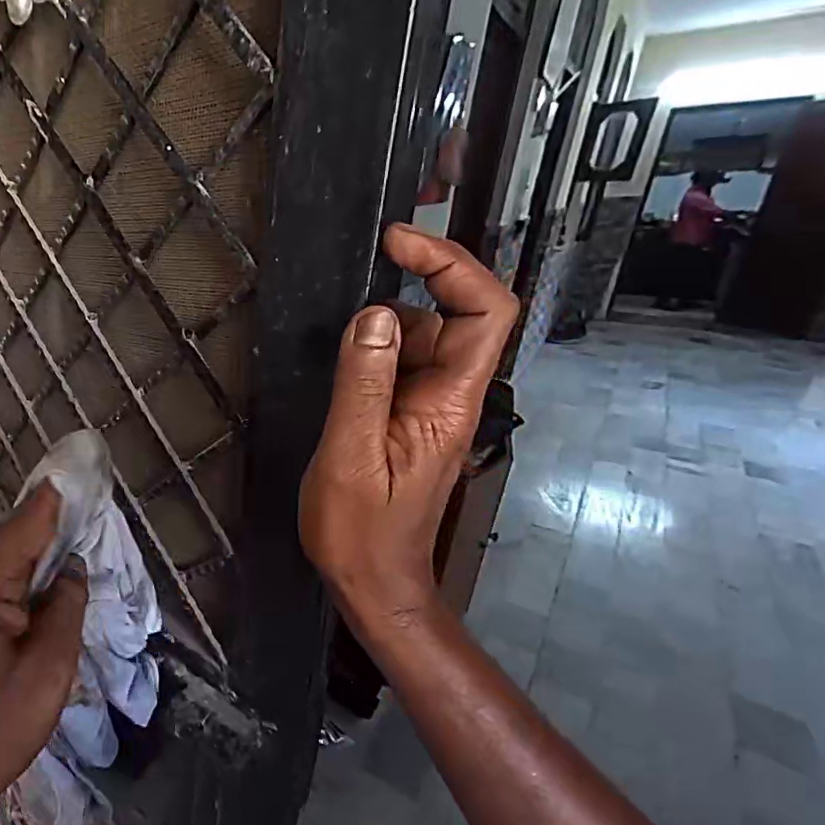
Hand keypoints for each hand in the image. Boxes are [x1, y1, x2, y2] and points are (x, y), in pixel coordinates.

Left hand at [0, 485, 86, 824]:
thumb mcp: (49, 667)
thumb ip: (66, 607)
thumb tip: (74, 568)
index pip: (24, 530)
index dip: (53, 499)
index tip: (76, 467)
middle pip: (15, 541)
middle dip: (52, 518)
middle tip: (88, 491)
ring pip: (10, 563)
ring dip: (44, 546)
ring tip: (79, 521)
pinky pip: (5, 585)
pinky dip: (33, 574)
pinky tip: (55, 571)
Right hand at [299, 224, 517, 622]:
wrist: (373, 581)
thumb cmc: (361, 530)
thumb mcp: (351, 455)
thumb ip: (363, 383)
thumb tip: (375, 314)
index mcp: (450, 403)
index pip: (485, 314)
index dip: (452, 266)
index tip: (398, 243)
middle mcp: (451, 396)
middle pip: (457, 317)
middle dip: (415, 284)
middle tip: (362, 268)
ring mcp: (431, 407)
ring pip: (424, 338)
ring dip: (385, 322)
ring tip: (338, 340)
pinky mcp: (409, 417)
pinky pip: (401, 364)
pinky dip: (374, 349)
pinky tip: (343, 360)